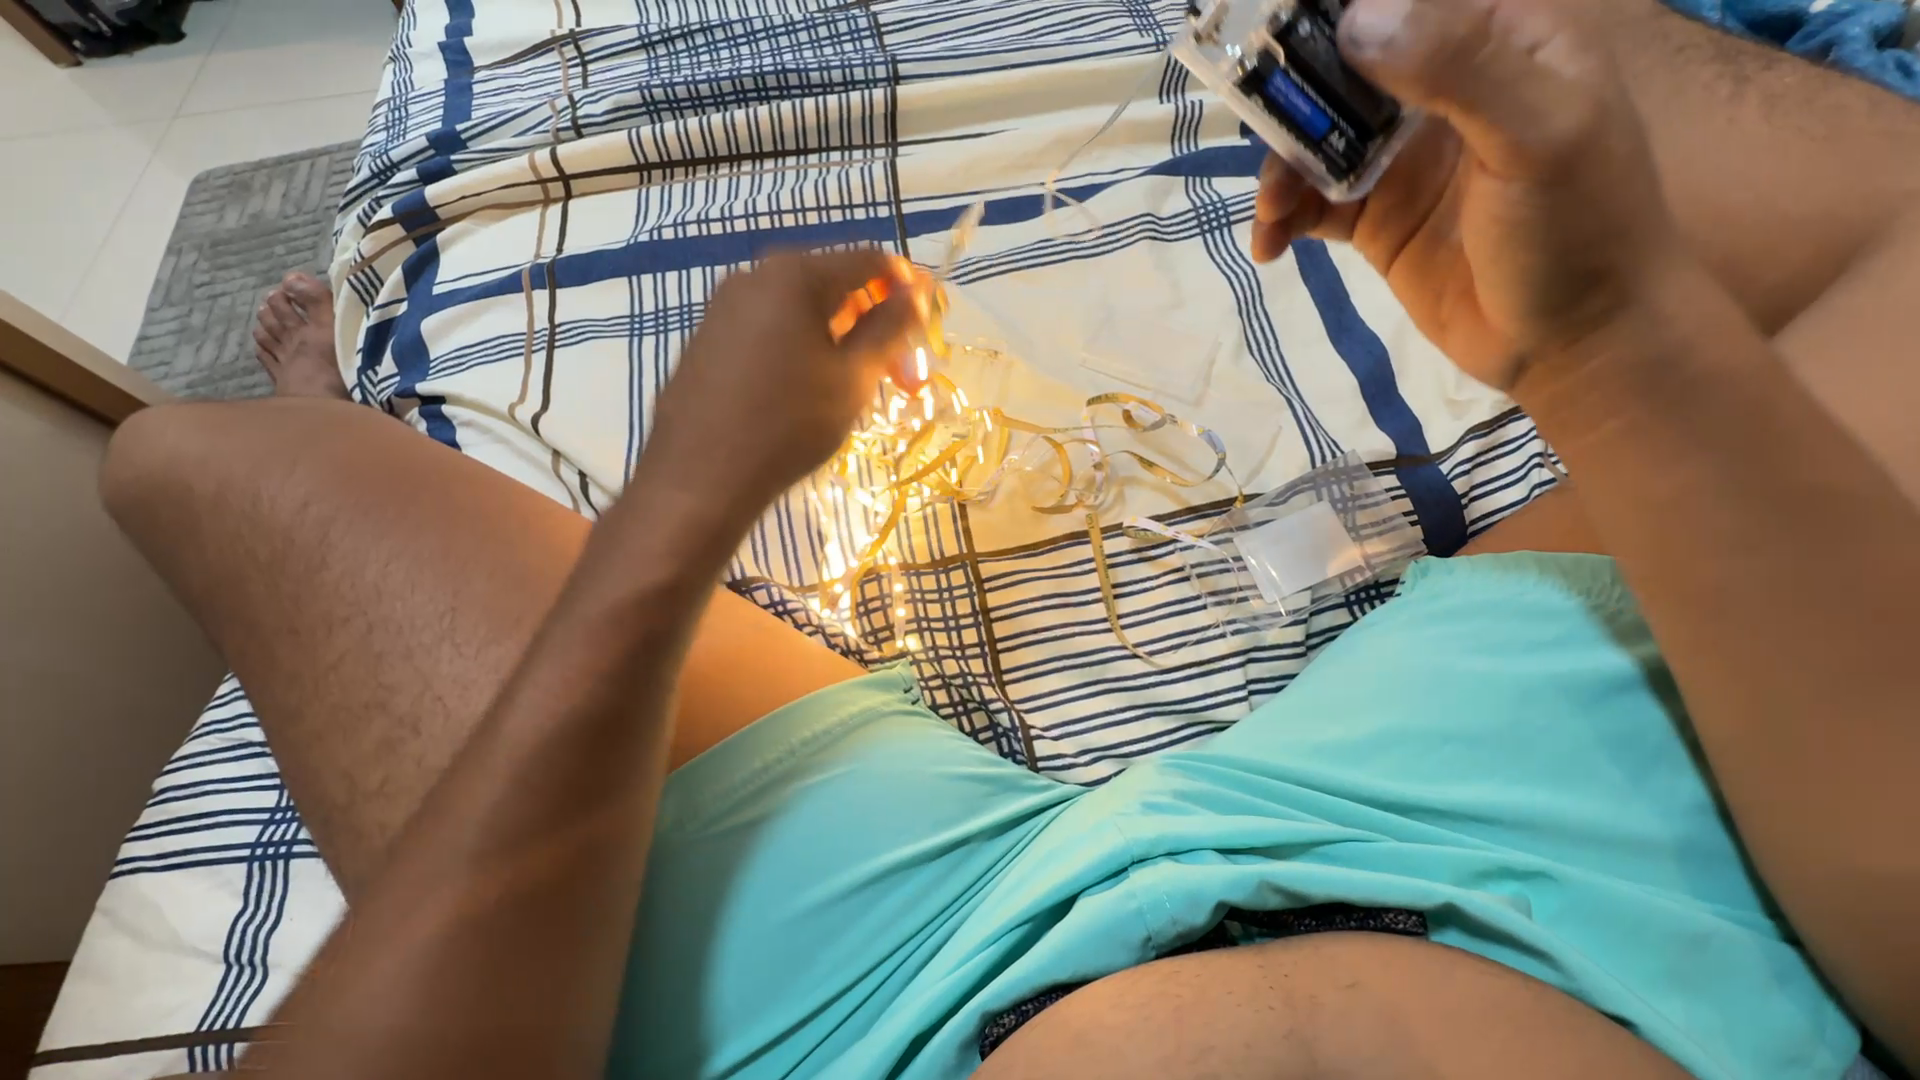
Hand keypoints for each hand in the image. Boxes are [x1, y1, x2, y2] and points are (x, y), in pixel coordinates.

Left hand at [644, 250, 923, 519]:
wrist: (699, 477)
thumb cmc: (788, 424)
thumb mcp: (853, 376)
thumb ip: (890, 327)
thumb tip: (918, 291)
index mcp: (795, 274)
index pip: (871, 260)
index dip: (909, 287)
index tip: (932, 325)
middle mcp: (755, 275)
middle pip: (835, 283)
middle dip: (876, 322)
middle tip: (902, 375)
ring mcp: (726, 306)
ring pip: (802, 309)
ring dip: (842, 339)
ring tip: (858, 388)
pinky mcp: (709, 338)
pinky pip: (772, 328)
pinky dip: (804, 348)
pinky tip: (811, 391)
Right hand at [1250, 0, 1681, 393]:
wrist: (1573, 341)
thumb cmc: (1580, 228)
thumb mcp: (1537, 133)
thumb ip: (1457, 68)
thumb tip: (1354, 21)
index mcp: (1500, 40)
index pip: (1407, 2)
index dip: (1337, 10)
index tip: (1276, 28)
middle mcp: (1443, 91)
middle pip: (1346, 68)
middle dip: (1294, 94)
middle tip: (1258, 119)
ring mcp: (1405, 158)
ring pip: (1319, 140)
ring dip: (1282, 169)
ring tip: (1273, 210)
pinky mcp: (1376, 219)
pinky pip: (1312, 206)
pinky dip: (1283, 220)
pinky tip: (1270, 245)